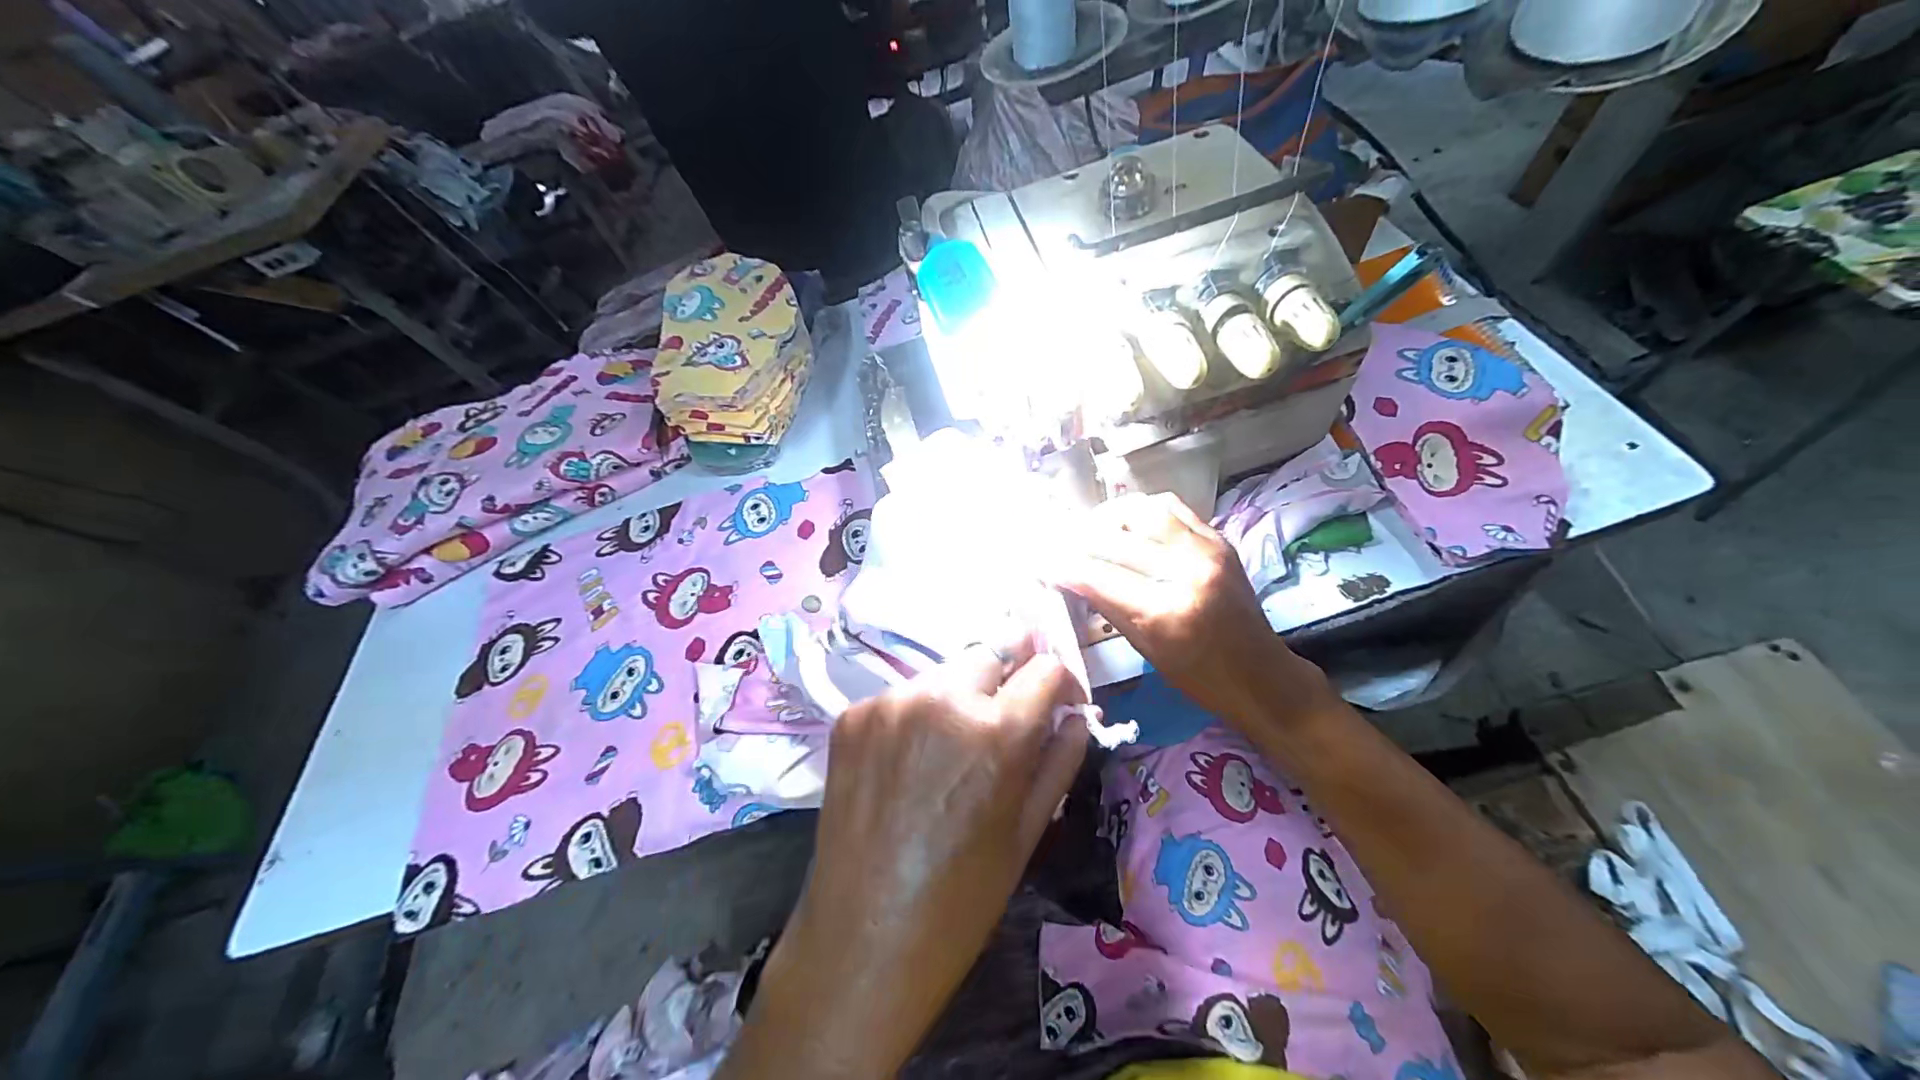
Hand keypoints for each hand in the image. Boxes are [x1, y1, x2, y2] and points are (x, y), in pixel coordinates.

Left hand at [724, 637, 1086, 1079]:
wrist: (864, 939)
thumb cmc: (961, 899)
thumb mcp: (1028, 830)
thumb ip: (1058, 759)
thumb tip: (1074, 716)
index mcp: (996, 730)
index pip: (1046, 667)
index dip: (1061, 685)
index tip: (1059, 709)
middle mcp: (941, 698)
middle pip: (991, 654)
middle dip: (1007, 682)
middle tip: (1002, 727)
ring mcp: (889, 703)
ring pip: (943, 673)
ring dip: (959, 697)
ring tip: (951, 751)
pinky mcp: (851, 715)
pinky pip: (900, 697)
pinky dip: (916, 716)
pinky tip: (910, 764)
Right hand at [1049, 492, 1334, 728]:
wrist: (1261, 674)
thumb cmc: (1199, 676)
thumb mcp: (1145, 648)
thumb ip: (1106, 605)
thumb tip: (1069, 575)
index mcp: (1165, 611)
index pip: (1097, 575)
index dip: (1062, 565)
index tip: (1040, 560)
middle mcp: (1186, 571)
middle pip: (1114, 538)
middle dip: (1077, 540)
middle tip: (1057, 543)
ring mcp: (1207, 550)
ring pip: (1141, 511)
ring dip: (1108, 518)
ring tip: (1093, 531)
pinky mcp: (1219, 539)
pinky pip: (1171, 508)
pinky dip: (1142, 511)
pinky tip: (1129, 525)